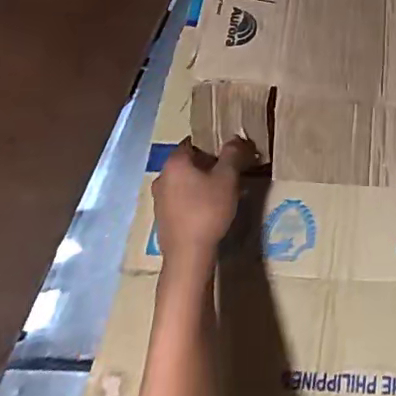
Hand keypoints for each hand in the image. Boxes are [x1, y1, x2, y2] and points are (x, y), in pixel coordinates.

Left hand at [151, 138, 257, 268]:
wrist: (188, 256)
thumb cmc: (208, 210)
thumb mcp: (228, 178)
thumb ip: (233, 154)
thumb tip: (236, 139)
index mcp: (175, 162)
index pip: (193, 141)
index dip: (212, 144)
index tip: (229, 152)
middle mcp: (162, 176)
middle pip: (188, 162)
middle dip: (208, 164)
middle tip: (229, 172)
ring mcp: (159, 199)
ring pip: (184, 182)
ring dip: (201, 183)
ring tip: (222, 192)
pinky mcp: (162, 218)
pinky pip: (180, 199)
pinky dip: (193, 199)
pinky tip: (208, 210)